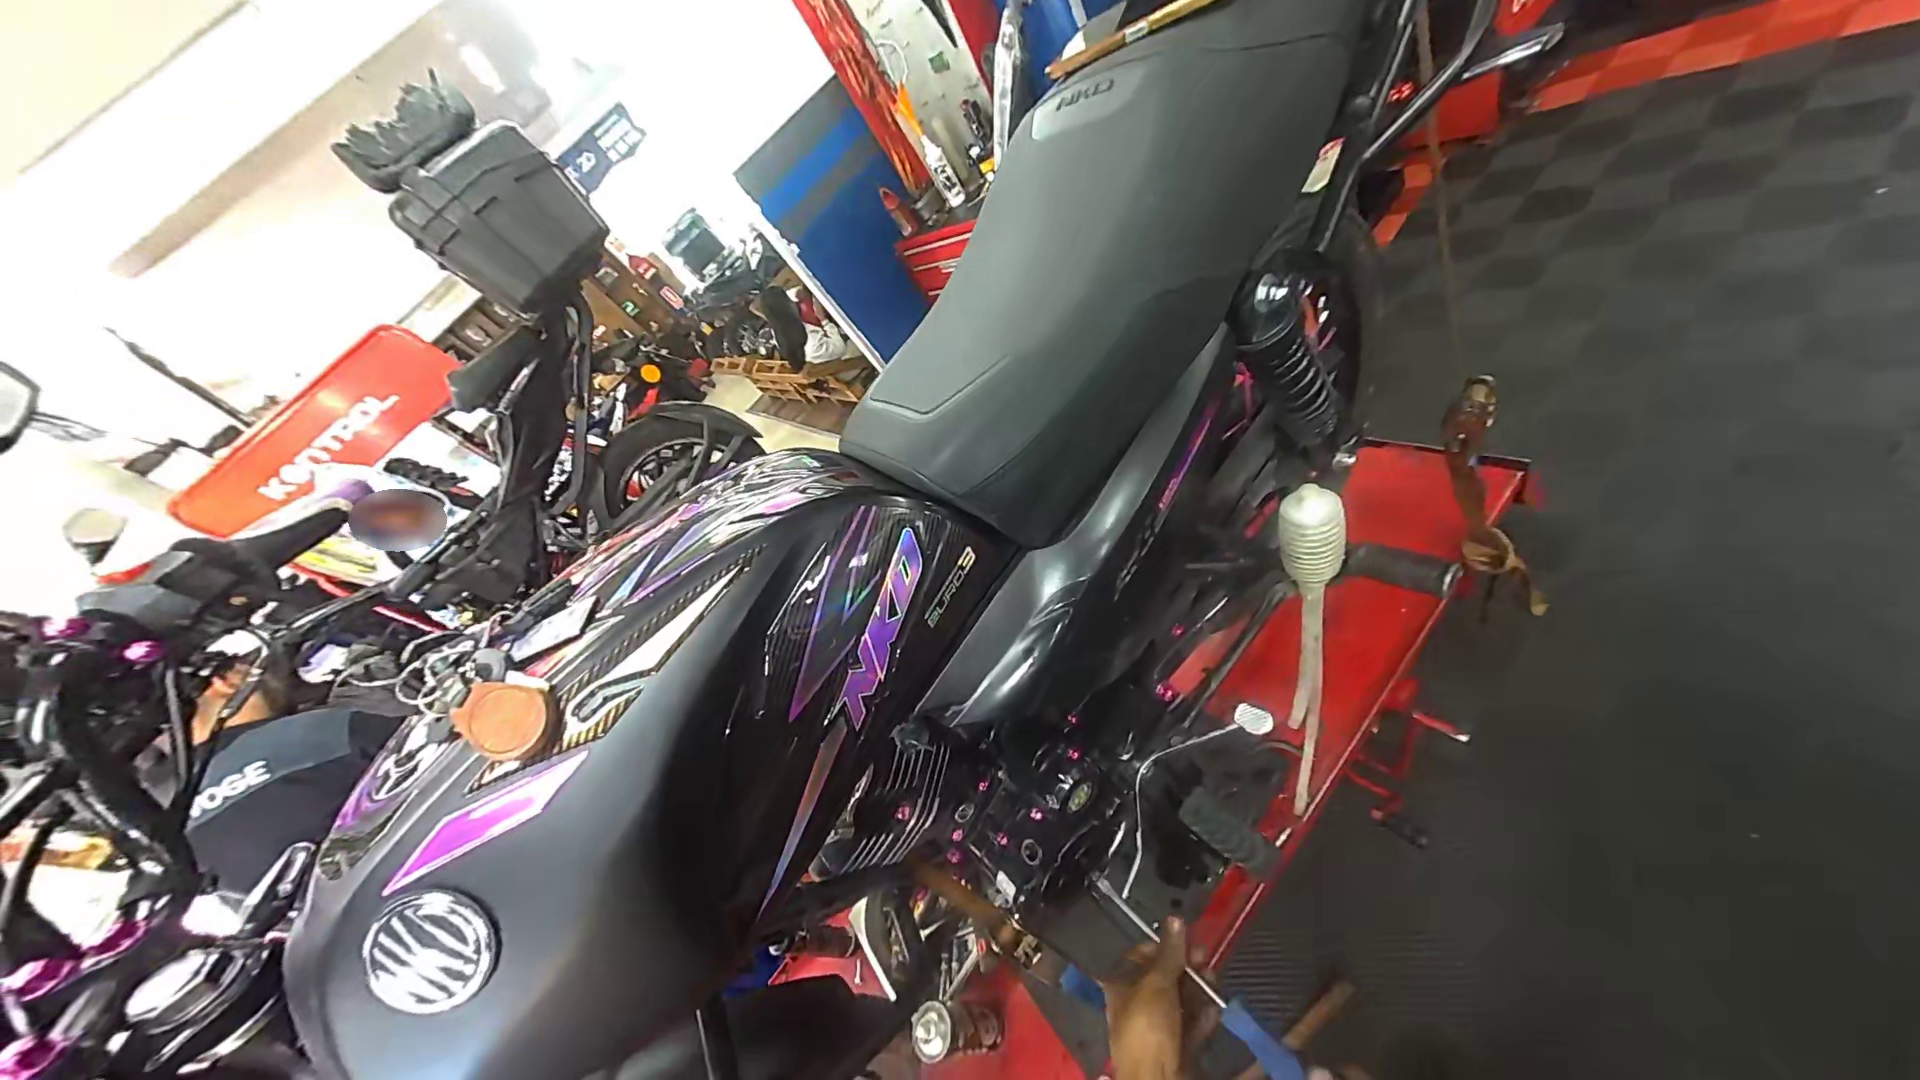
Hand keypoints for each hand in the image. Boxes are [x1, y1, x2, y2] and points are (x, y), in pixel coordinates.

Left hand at [1103, 917, 1219, 1079]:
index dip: (1163, 946)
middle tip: (1205, 958)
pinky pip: (1191, 1027)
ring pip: (1180, 1001)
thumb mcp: (1156, 983)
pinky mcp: (1178, 1050)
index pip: (1142, 956)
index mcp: (1121, 986)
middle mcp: (1138, 1004)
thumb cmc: (1148, 1027)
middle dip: (1186, 967)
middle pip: (1164, 978)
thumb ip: (1169, 952)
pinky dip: (1203, 1017)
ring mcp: (1158, 1029)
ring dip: (1198, 989)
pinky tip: (1215, 1010)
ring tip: (1213, 979)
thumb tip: (1175, 918)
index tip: (1184, 939)